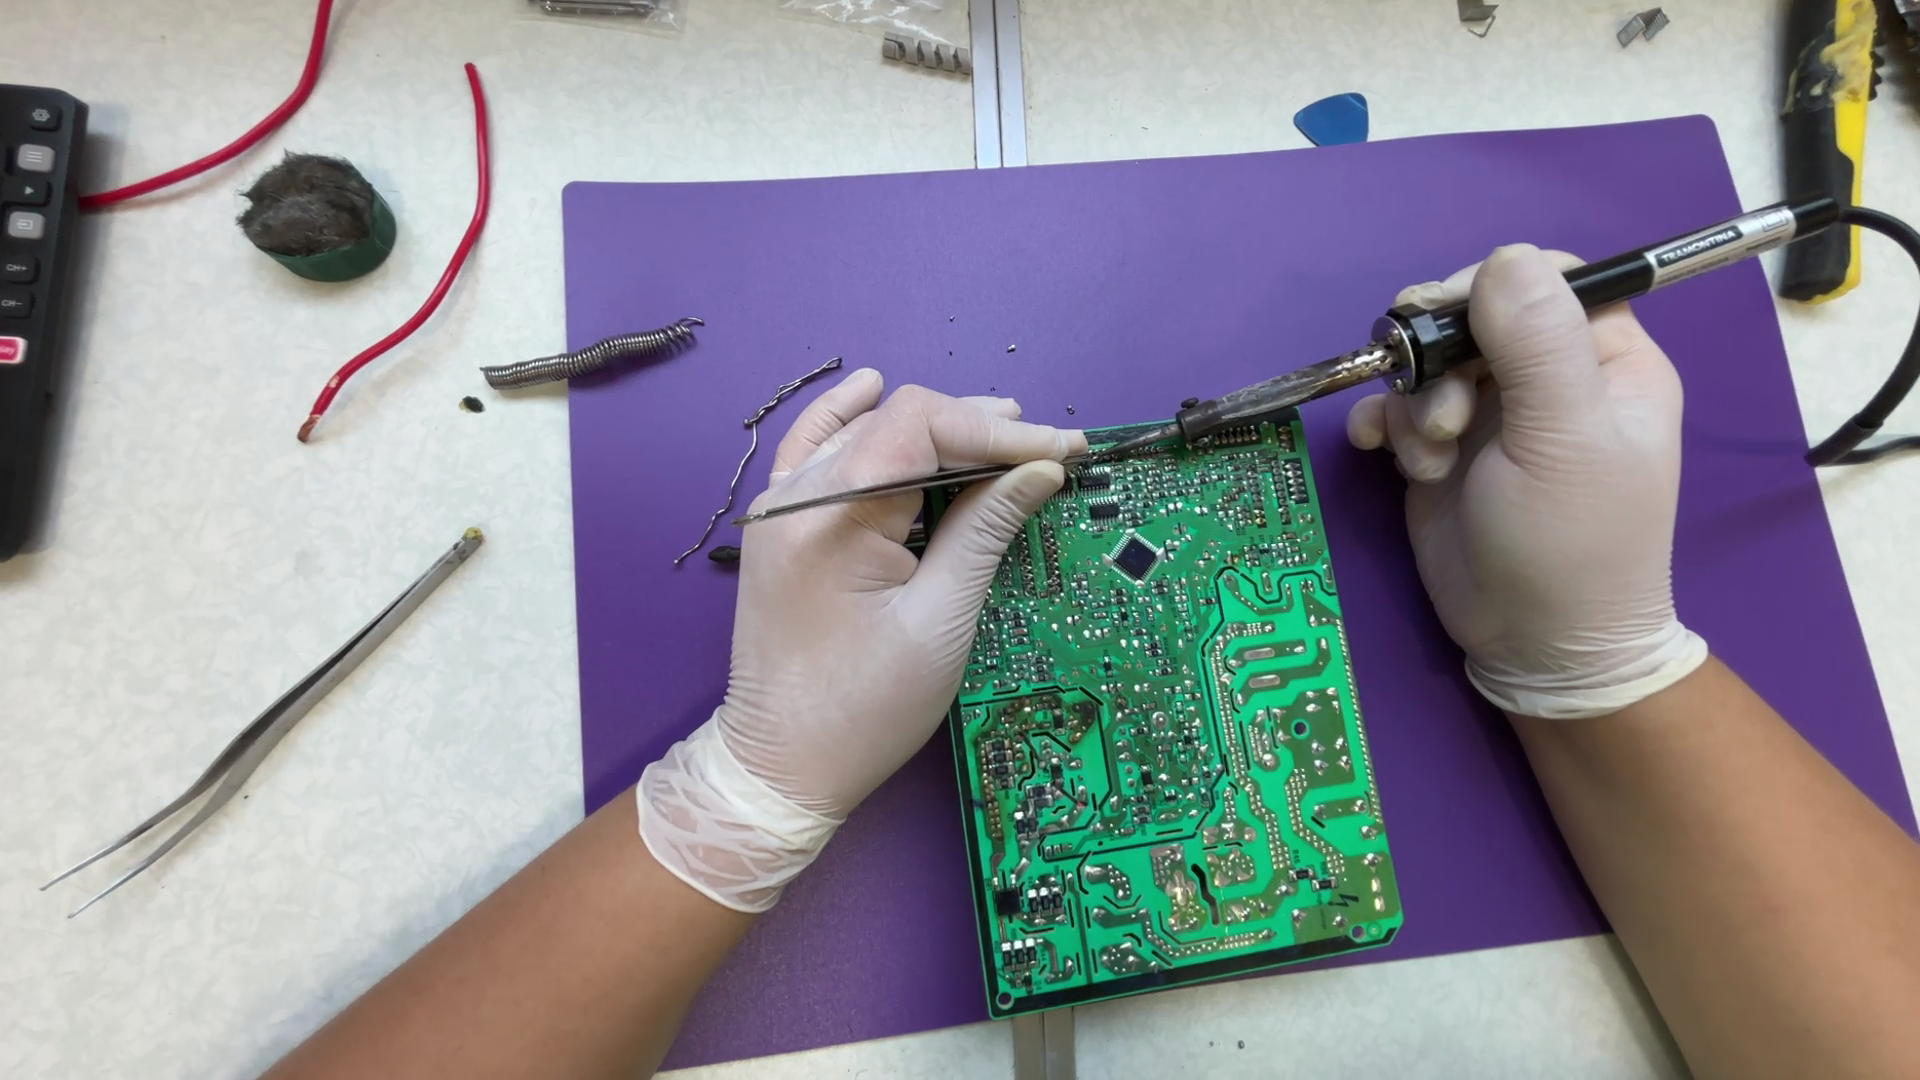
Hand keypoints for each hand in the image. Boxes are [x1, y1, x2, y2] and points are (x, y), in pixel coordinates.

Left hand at [639, 371, 1085, 910]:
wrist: (780, 764)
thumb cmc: (866, 708)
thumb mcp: (940, 620)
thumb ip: (984, 530)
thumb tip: (1039, 469)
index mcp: (834, 516)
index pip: (925, 427)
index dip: (1000, 430)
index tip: (1061, 450)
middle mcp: (796, 494)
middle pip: (898, 422)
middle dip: (978, 431)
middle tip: (1045, 452)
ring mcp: (779, 505)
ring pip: (865, 432)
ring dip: (932, 429)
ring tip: (998, 435)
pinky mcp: (778, 523)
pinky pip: (814, 448)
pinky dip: (850, 418)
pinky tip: (871, 387)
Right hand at [1346, 244, 1705, 718]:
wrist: (1528, 635)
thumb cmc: (1568, 538)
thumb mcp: (1562, 438)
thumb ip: (1536, 344)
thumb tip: (1499, 258)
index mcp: (1599, 362)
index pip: (1542, 284)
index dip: (1485, 292)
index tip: (1443, 324)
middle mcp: (1539, 381)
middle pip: (1468, 323)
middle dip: (1437, 362)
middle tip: (1443, 415)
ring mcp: (1481, 417)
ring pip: (1422, 368)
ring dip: (1409, 406)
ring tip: (1427, 459)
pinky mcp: (1434, 451)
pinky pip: (1392, 411)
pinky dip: (1379, 425)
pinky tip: (1376, 450)